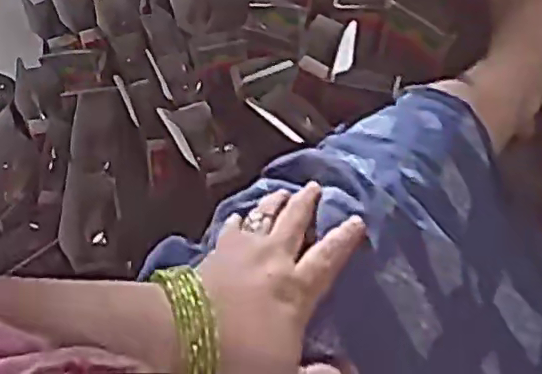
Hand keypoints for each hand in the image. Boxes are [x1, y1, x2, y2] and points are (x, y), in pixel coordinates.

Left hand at [195, 183, 365, 373]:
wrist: (185, 333)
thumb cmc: (240, 358)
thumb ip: (318, 372)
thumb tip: (346, 370)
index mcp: (295, 290)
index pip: (327, 259)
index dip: (343, 239)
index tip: (356, 220)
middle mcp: (272, 259)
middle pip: (294, 222)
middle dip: (307, 202)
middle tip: (315, 186)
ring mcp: (242, 248)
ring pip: (264, 215)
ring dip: (275, 202)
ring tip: (283, 191)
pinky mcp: (218, 247)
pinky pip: (233, 225)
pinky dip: (240, 219)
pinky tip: (240, 216)